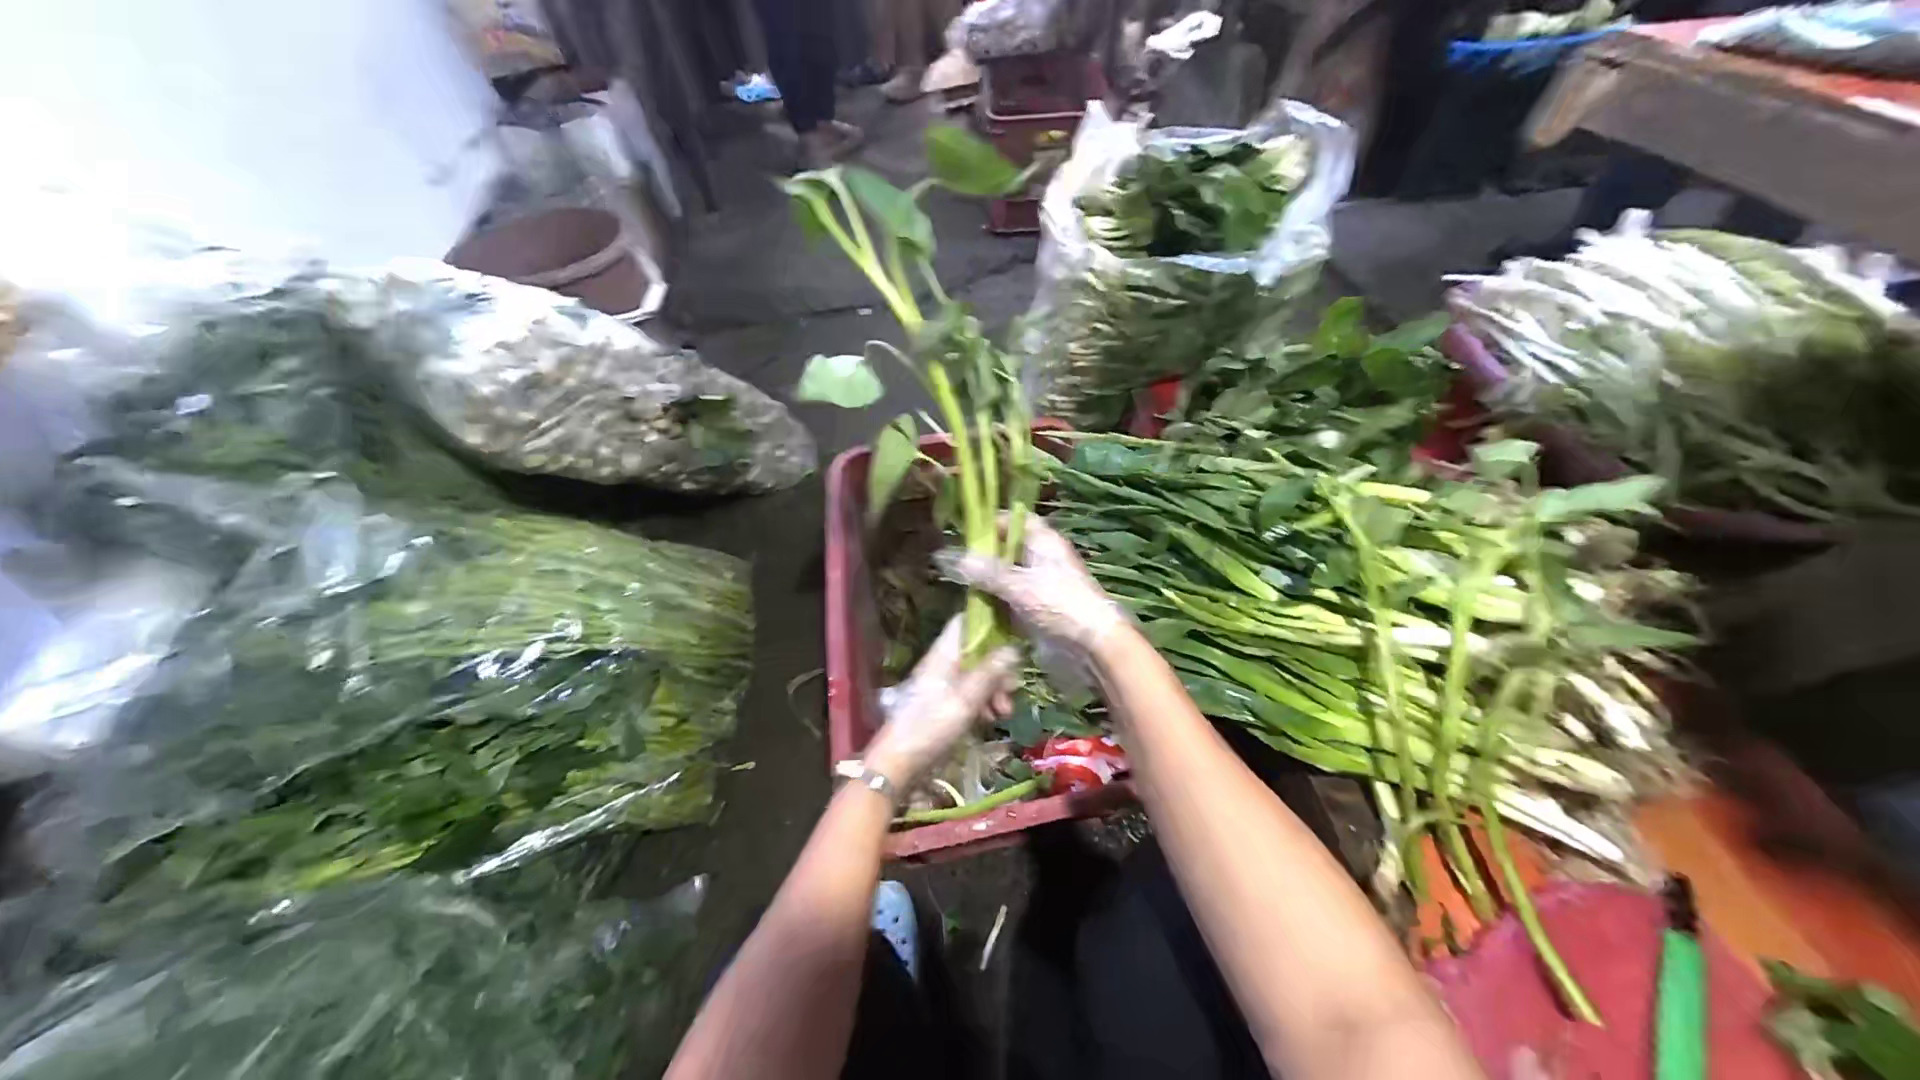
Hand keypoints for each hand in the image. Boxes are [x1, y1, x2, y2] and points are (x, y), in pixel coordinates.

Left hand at [861, 616, 1019, 787]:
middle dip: (999, 667)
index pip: (964, 622)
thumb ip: (990, 672)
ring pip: (976, 675)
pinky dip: (983, 704)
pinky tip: (992, 720)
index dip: (988, 622)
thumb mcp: (966, 699)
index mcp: (944, 655)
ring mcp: (943, 685)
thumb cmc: (931, 726)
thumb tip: (1013, 648)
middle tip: (1013, 689)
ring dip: (994, 690)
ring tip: (1004, 712)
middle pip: (977, 652)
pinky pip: (970, 695)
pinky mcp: (944, 705)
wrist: (899, 763)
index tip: (1013, 634)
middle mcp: (943, 664)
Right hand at [937, 513, 1127, 653]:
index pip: (1014, 520)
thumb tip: (946, 556)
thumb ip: (983, 571)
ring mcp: (1039, 588)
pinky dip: (992, 607)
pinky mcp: (1036, 613)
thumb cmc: (1060, 604)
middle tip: (953, 565)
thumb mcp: (1018, 584)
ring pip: (1004, 580)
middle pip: (1006, 551)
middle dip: (981, 558)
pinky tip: (971, 612)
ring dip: (984, 586)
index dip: (990, 523)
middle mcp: (1041, 560)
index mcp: (1044, 542)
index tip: (963, 533)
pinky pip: (1008, 604)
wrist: (1092, 647)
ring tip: (956, 588)